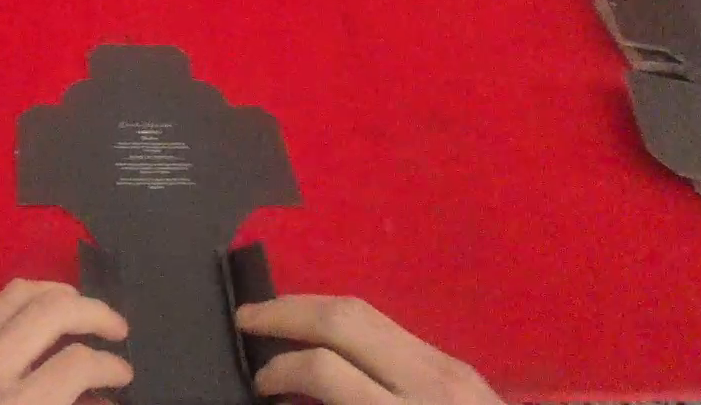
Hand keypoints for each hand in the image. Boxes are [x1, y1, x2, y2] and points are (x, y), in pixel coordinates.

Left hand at [0, 280, 132, 404]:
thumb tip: (100, 401)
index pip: (77, 366)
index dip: (110, 367)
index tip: (125, 374)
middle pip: (52, 311)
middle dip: (94, 313)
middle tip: (118, 328)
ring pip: (19, 293)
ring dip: (58, 293)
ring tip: (82, 308)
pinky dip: (21, 300)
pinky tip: (34, 314)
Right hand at [236, 296, 501, 404]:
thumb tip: (291, 397)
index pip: (327, 370)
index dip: (282, 370)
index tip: (258, 382)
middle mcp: (429, 382)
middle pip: (342, 321)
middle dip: (285, 313)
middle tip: (244, 319)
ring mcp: (447, 365)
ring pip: (362, 308)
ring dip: (309, 305)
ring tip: (273, 314)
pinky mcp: (455, 362)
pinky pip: (385, 323)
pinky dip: (340, 318)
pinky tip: (320, 328)